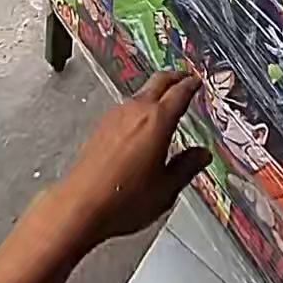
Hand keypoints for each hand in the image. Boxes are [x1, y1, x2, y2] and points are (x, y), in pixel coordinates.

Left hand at [53, 69, 210, 242]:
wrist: (80, 205)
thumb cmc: (126, 199)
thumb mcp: (165, 189)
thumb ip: (187, 167)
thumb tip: (203, 153)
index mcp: (158, 120)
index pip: (180, 92)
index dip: (191, 84)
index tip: (197, 82)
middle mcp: (138, 109)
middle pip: (160, 80)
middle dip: (175, 77)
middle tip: (185, 79)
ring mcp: (118, 113)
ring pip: (143, 92)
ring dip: (157, 91)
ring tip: (166, 103)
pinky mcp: (103, 123)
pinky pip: (129, 106)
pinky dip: (142, 106)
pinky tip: (141, 124)